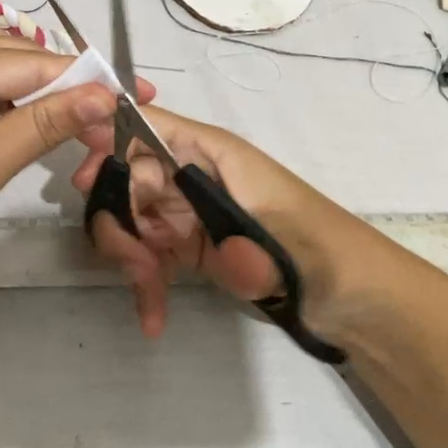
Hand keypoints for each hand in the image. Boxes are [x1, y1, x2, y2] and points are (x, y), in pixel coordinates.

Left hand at [0, 31, 149, 292]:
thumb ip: (43, 123)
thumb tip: (102, 94)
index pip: (28, 61)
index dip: (84, 77)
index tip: (134, 95)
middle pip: (9, 54)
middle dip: (62, 78)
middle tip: (110, 110)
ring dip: (35, 87)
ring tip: (82, 114)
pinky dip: (6, 100)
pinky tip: (33, 118)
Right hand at [72, 105, 378, 340]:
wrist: (363, 307)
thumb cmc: (332, 256)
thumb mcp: (297, 248)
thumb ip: (256, 255)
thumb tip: (226, 259)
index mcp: (216, 156)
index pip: (149, 129)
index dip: (110, 142)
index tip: (85, 179)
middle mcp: (194, 177)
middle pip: (128, 178)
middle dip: (117, 216)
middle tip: (128, 260)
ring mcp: (188, 214)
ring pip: (131, 219)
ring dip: (128, 255)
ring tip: (147, 292)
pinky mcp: (189, 249)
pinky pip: (148, 255)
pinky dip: (144, 284)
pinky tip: (151, 319)